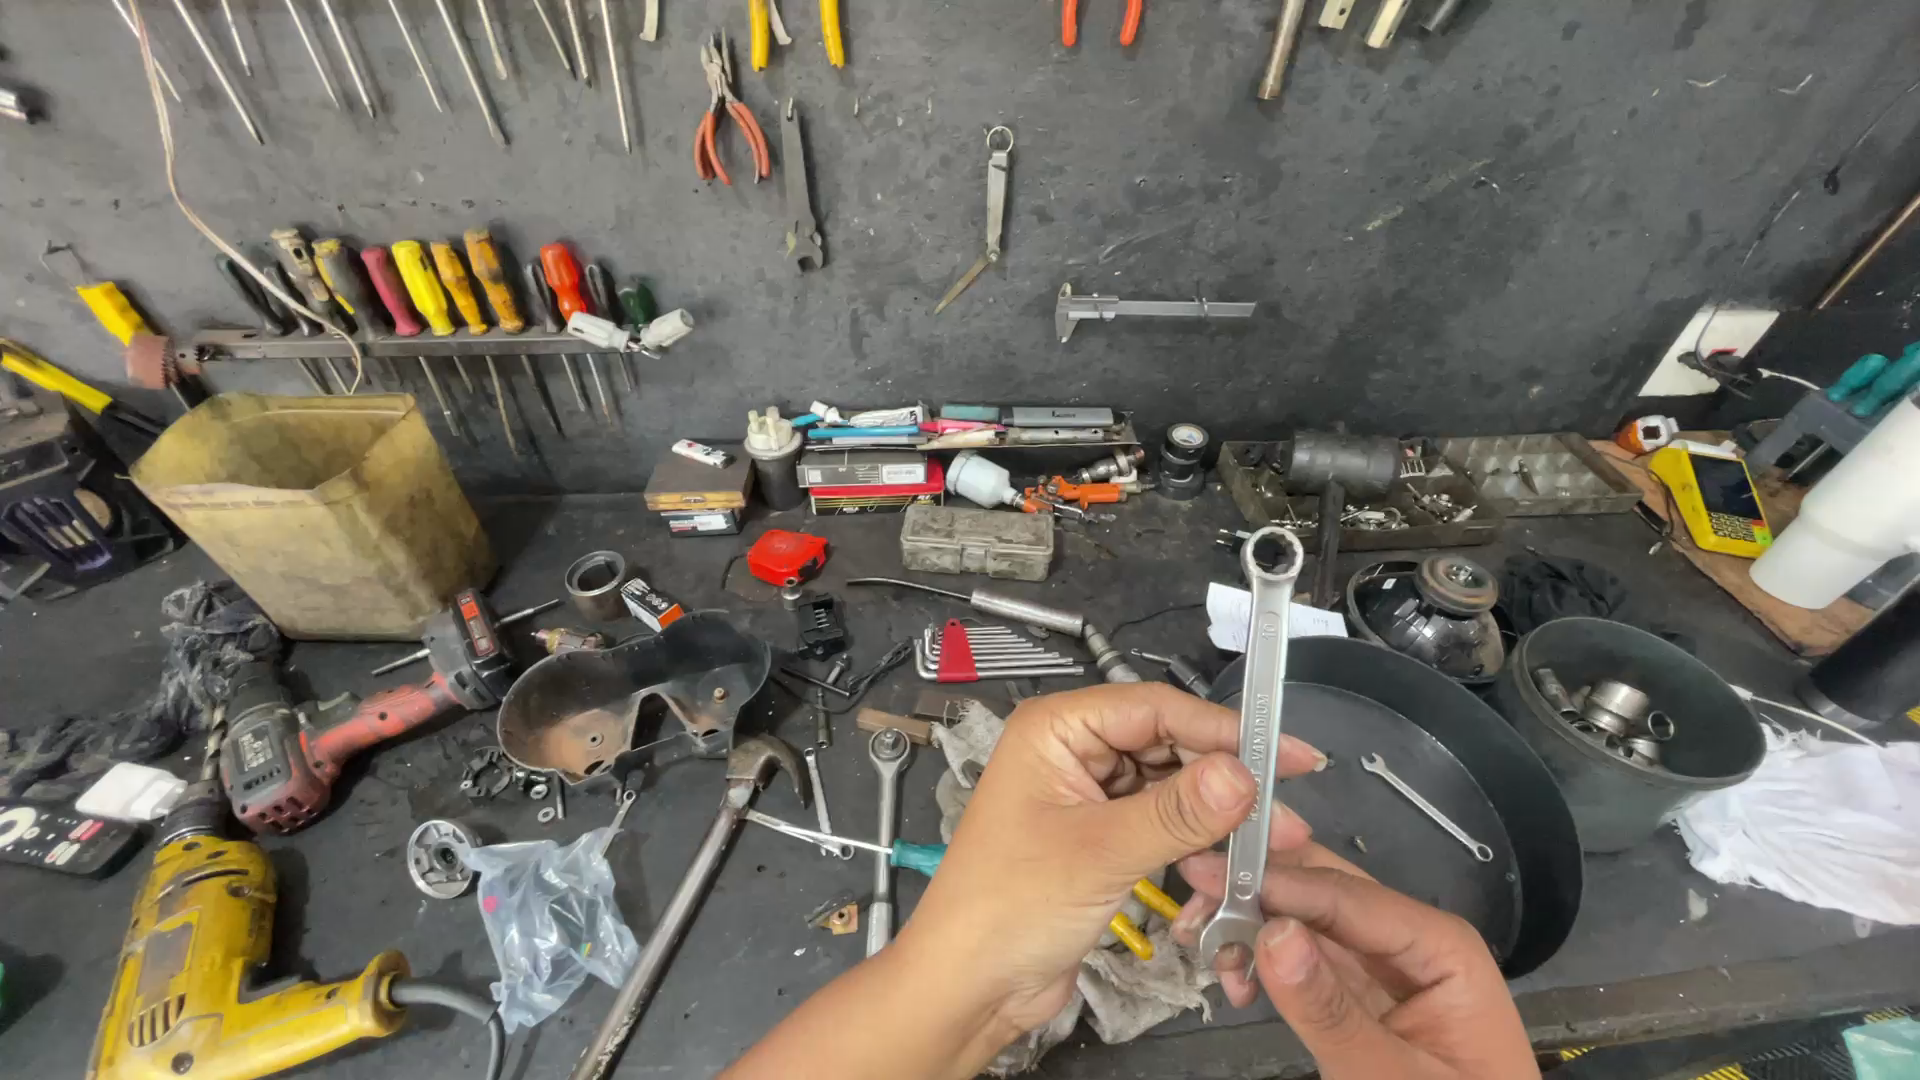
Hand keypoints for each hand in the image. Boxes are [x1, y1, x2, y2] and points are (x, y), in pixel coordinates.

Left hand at [898, 683, 1326, 1038]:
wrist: (971, 983)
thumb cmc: (1009, 905)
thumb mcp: (1099, 853)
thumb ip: (1175, 812)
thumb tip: (1242, 774)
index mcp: (1055, 729)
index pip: (1150, 707)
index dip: (1218, 727)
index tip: (1282, 751)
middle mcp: (1071, 750)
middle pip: (1162, 742)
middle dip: (1221, 774)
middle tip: (1282, 806)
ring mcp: (1085, 792)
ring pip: (1165, 782)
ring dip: (1212, 809)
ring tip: (1268, 838)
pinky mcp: (1098, 832)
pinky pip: (1156, 818)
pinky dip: (1190, 834)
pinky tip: (1225, 853)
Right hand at [1174, 860, 1537, 1079]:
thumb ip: (1330, 1011)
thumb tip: (1271, 930)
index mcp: (1436, 945)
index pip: (1342, 894)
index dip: (1271, 880)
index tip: (1201, 872)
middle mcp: (1402, 934)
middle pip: (1315, 885)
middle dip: (1249, 890)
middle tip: (1191, 906)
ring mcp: (1373, 957)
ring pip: (1295, 909)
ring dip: (1244, 920)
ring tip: (1205, 950)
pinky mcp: (1347, 982)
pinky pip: (1292, 946)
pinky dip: (1256, 952)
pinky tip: (1233, 980)